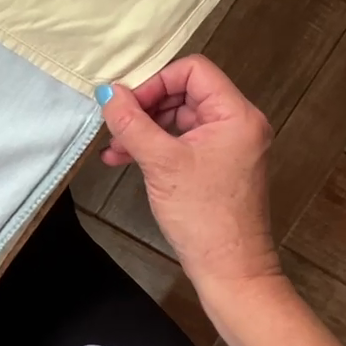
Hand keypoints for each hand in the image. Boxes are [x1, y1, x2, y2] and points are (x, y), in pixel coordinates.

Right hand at [98, 55, 279, 286]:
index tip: (130, 104)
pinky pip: (180, 139)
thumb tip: (108, 92)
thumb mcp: (160, 162)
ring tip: (116, 145)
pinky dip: (154, 144)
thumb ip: (131, 122)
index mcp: (236, 115)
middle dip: (146, 106)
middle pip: (183, 91)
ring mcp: (227, 145)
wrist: (230, 274)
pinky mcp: (215, 164)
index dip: (157, 81)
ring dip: (144, 127)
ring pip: (177, 117)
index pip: (192, 70)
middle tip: (119, 122)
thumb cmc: (205, 218)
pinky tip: (123, 157)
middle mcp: (237, 124)